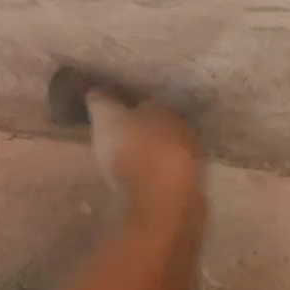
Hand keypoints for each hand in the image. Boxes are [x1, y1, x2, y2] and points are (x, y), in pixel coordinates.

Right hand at [87, 93, 204, 230]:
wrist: (162, 201)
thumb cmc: (132, 152)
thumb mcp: (107, 121)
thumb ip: (101, 103)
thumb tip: (95, 88)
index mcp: (165, 110)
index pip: (148, 103)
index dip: (130, 111)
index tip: (115, 120)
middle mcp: (184, 131)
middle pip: (162, 128)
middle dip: (146, 134)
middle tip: (124, 144)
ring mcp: (193, 161)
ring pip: (170, 153)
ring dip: (155, 159)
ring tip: (133, 168)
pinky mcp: (193, 189)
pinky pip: (172, 178)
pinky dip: (160, 180)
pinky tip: (147, 188)